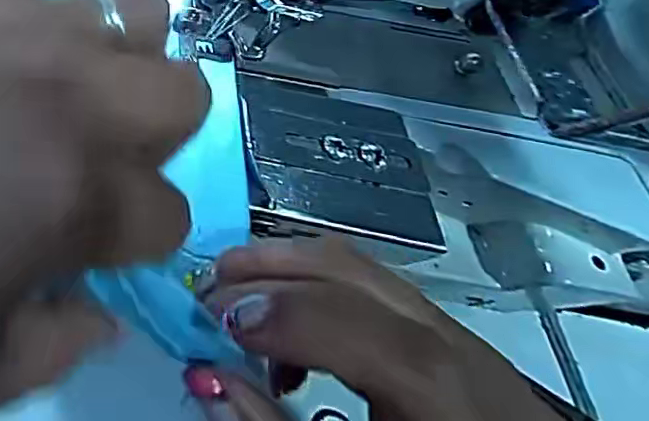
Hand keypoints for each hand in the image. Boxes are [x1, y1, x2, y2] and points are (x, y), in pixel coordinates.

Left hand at [0, 0, 210, 418]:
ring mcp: (34, 30)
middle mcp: (75, 101)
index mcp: (74, 201)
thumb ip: (49, 362)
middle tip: (105, 156)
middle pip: (188, 95)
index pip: (170, 214)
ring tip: (85, 80)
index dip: (142, 238)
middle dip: (164, 137)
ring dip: (130, 53)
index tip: (98, 241)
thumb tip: (104, 314)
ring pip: (143, 13)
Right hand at [193, 239, 558, 420]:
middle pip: (345, 268)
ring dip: (278, 268)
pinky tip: (283, 339)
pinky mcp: (435, 324)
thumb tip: (207, 379)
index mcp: (439, 387)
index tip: (219, 327)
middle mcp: (446, 337)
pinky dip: (308, 289)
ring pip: (349, 262)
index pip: (356, 322)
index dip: (284, 315)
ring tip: (229, 300)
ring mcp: (444, 323)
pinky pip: (360, 282)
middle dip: (263, 269)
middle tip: (202, 297)